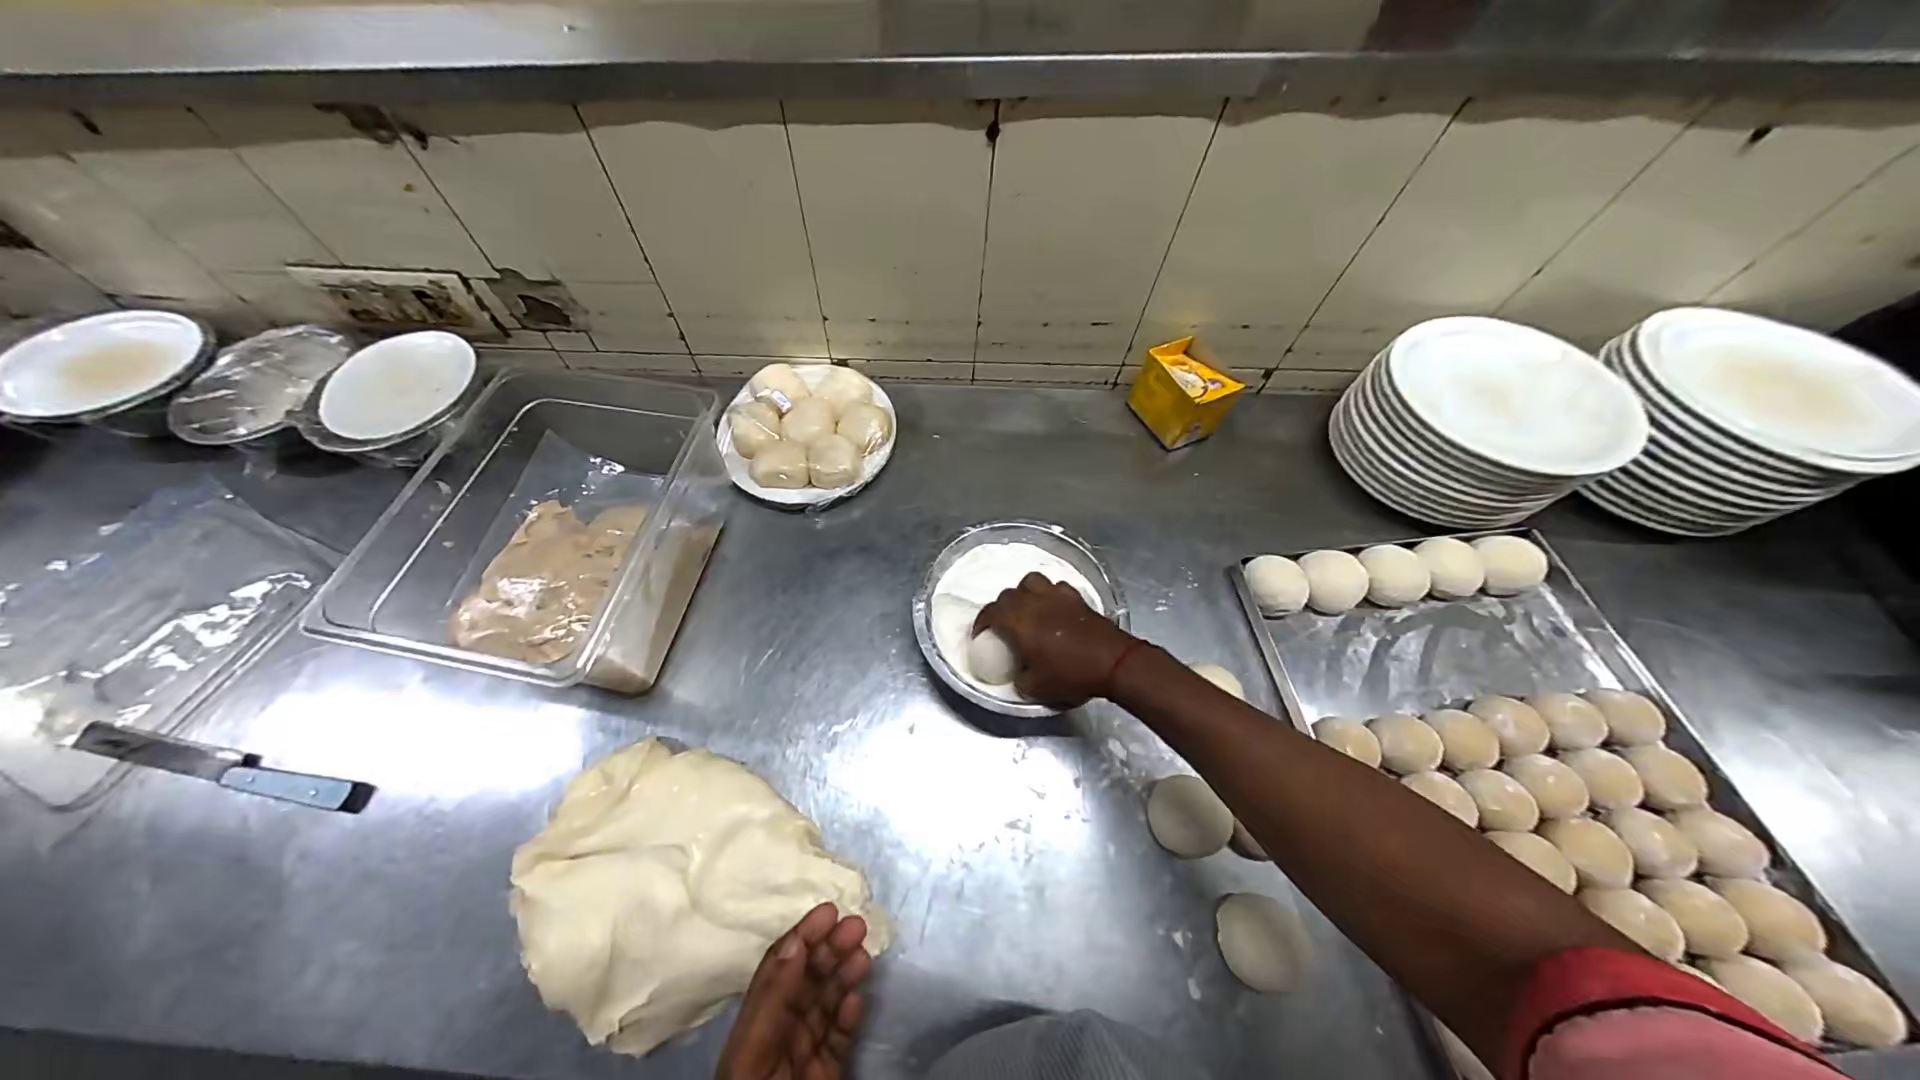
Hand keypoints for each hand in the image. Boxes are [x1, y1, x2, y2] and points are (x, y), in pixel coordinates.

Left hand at [715, 903, 872, 1079]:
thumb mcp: (753, 1057)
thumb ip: (773, 1003)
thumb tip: (795, 947)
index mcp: (750, 1030)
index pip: (777, 971)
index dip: (801, 937)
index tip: (827, 911)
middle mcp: (776, 1038)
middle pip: (805, 984)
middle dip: (830, 951)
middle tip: (856, 925)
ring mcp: (802, 1059)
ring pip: (826, 1008)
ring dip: (844, 977)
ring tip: (863, 955)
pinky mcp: (827, 1078)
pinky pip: (839, 1042)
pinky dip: (850, 1018)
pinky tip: (859, 998)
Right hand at [973, 572, 1140, 706]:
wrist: (1114, 662)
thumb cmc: (1071, 674)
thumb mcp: (1036, 687)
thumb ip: (1021, 678)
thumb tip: (1020, 674)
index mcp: (1018, 620)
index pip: (990, 612)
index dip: (981, 623)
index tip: (981, 635)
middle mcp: (1034, 601)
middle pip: (1008, 594)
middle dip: (1001, 608)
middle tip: (1003, 625)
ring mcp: (1057, 596)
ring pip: (1031, 582)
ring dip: (1024, 593)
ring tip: (1026, 609)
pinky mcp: (1077, 598)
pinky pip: (1055, 588)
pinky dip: (1049, 595)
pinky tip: (1053, 609)